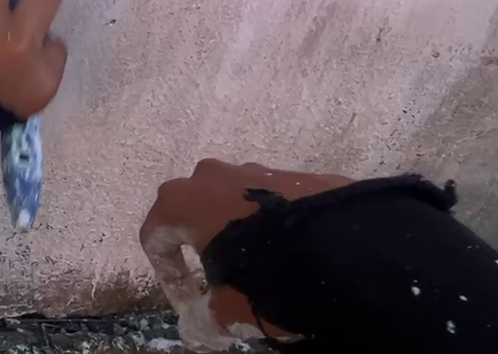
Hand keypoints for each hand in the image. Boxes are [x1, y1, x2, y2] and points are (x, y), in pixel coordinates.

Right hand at [138, 159, 352, 350]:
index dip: (168, 276)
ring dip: (235, 232)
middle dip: (200, 246)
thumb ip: (206, 317)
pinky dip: (267, 225)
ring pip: (228, 202)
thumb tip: (194, 329)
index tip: (189, 306)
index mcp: (181, 201)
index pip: (154, 236)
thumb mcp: (232, 310)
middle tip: (221, 283)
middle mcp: (206, 176)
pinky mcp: (286, 173)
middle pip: (190, 212)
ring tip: (261, 268)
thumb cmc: (268, 275)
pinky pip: (264, 201)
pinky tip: (290, 253)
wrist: (343, 245)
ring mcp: (247, 169)